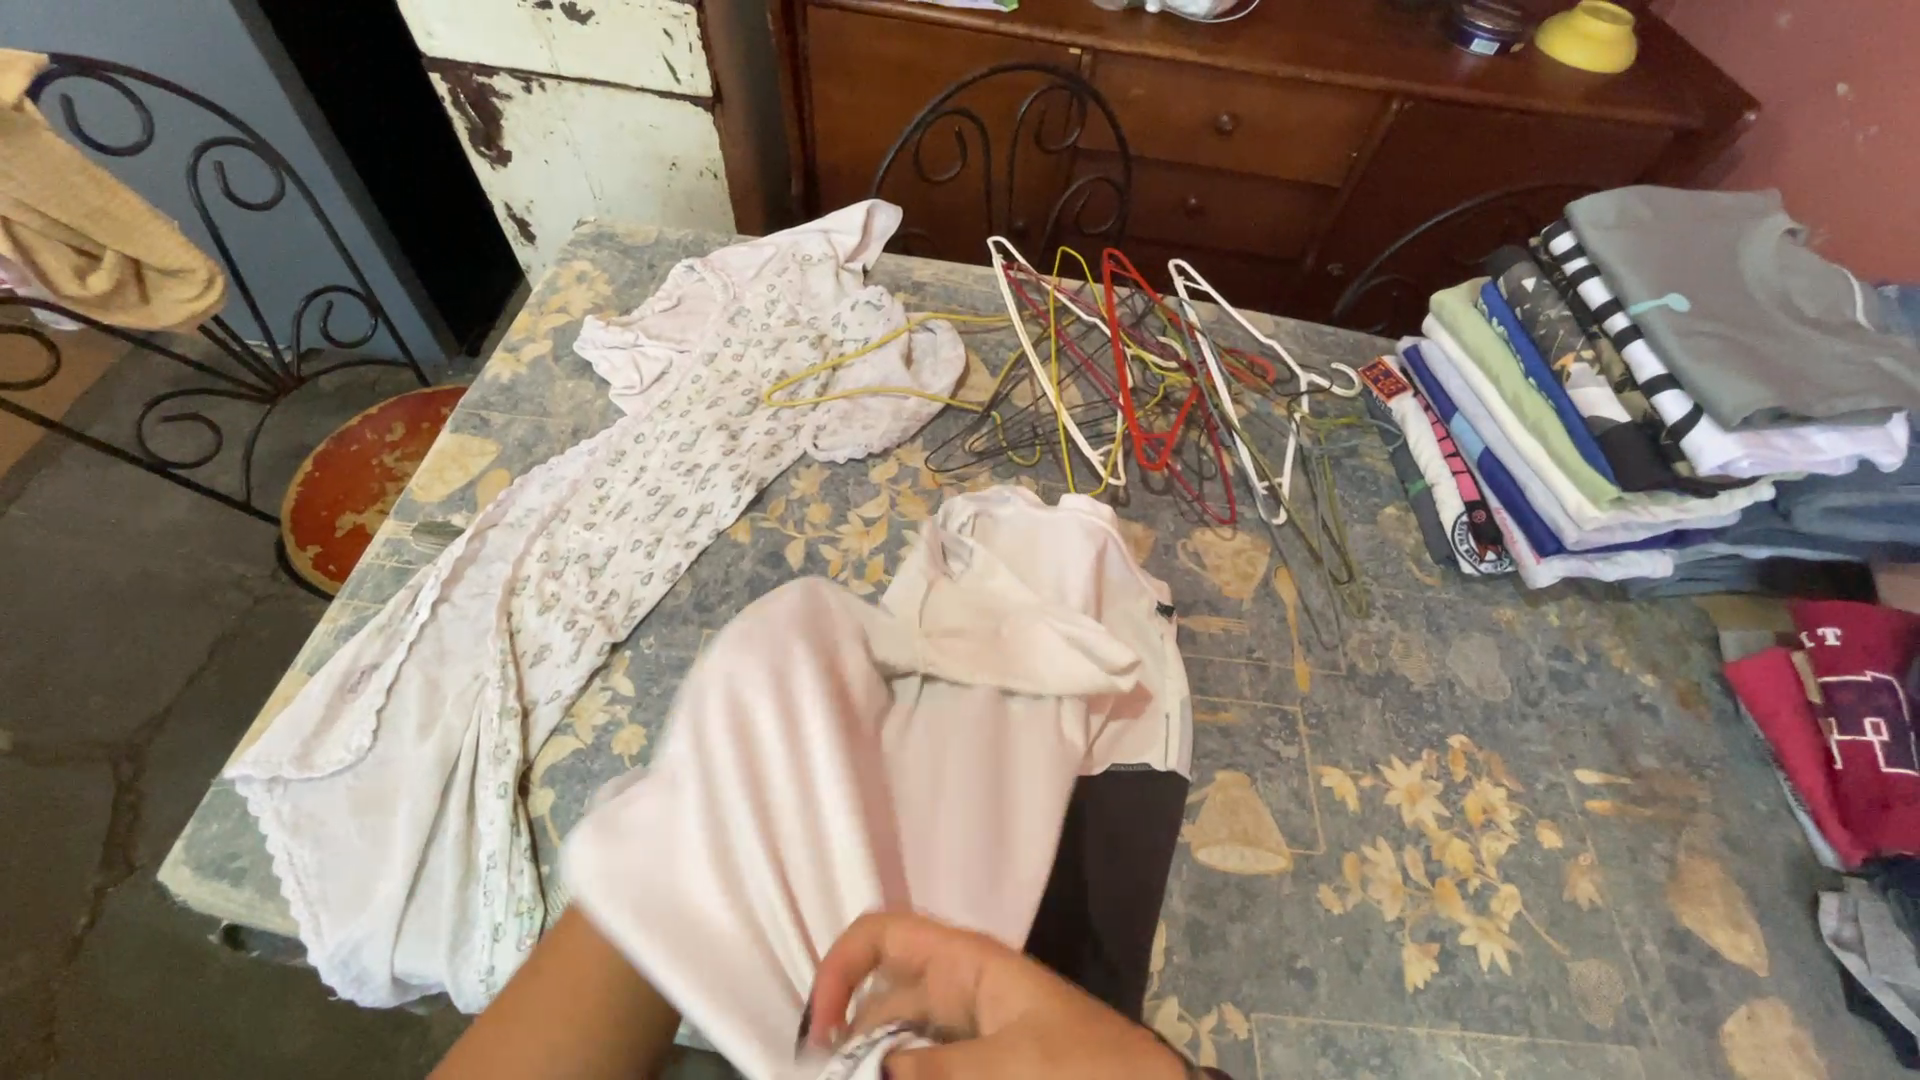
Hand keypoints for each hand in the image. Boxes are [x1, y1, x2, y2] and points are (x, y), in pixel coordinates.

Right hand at [804, 912, 1191, 1079]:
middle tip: (830, 1078)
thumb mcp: (1012, 1064)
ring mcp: (966, 1028)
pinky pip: (923, 1061)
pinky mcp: (976, 1061)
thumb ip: (937, 1068)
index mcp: (964, 961)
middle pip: (882, 996)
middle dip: (849, 1035)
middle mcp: (957, 986)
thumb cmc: (1086, 1064)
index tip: (819, 1029)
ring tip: (850, 1079)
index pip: (884, 934)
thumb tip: (871, 1071)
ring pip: (898, 1038)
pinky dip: (901, 1071)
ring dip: (873, 1060)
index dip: (841, 965)